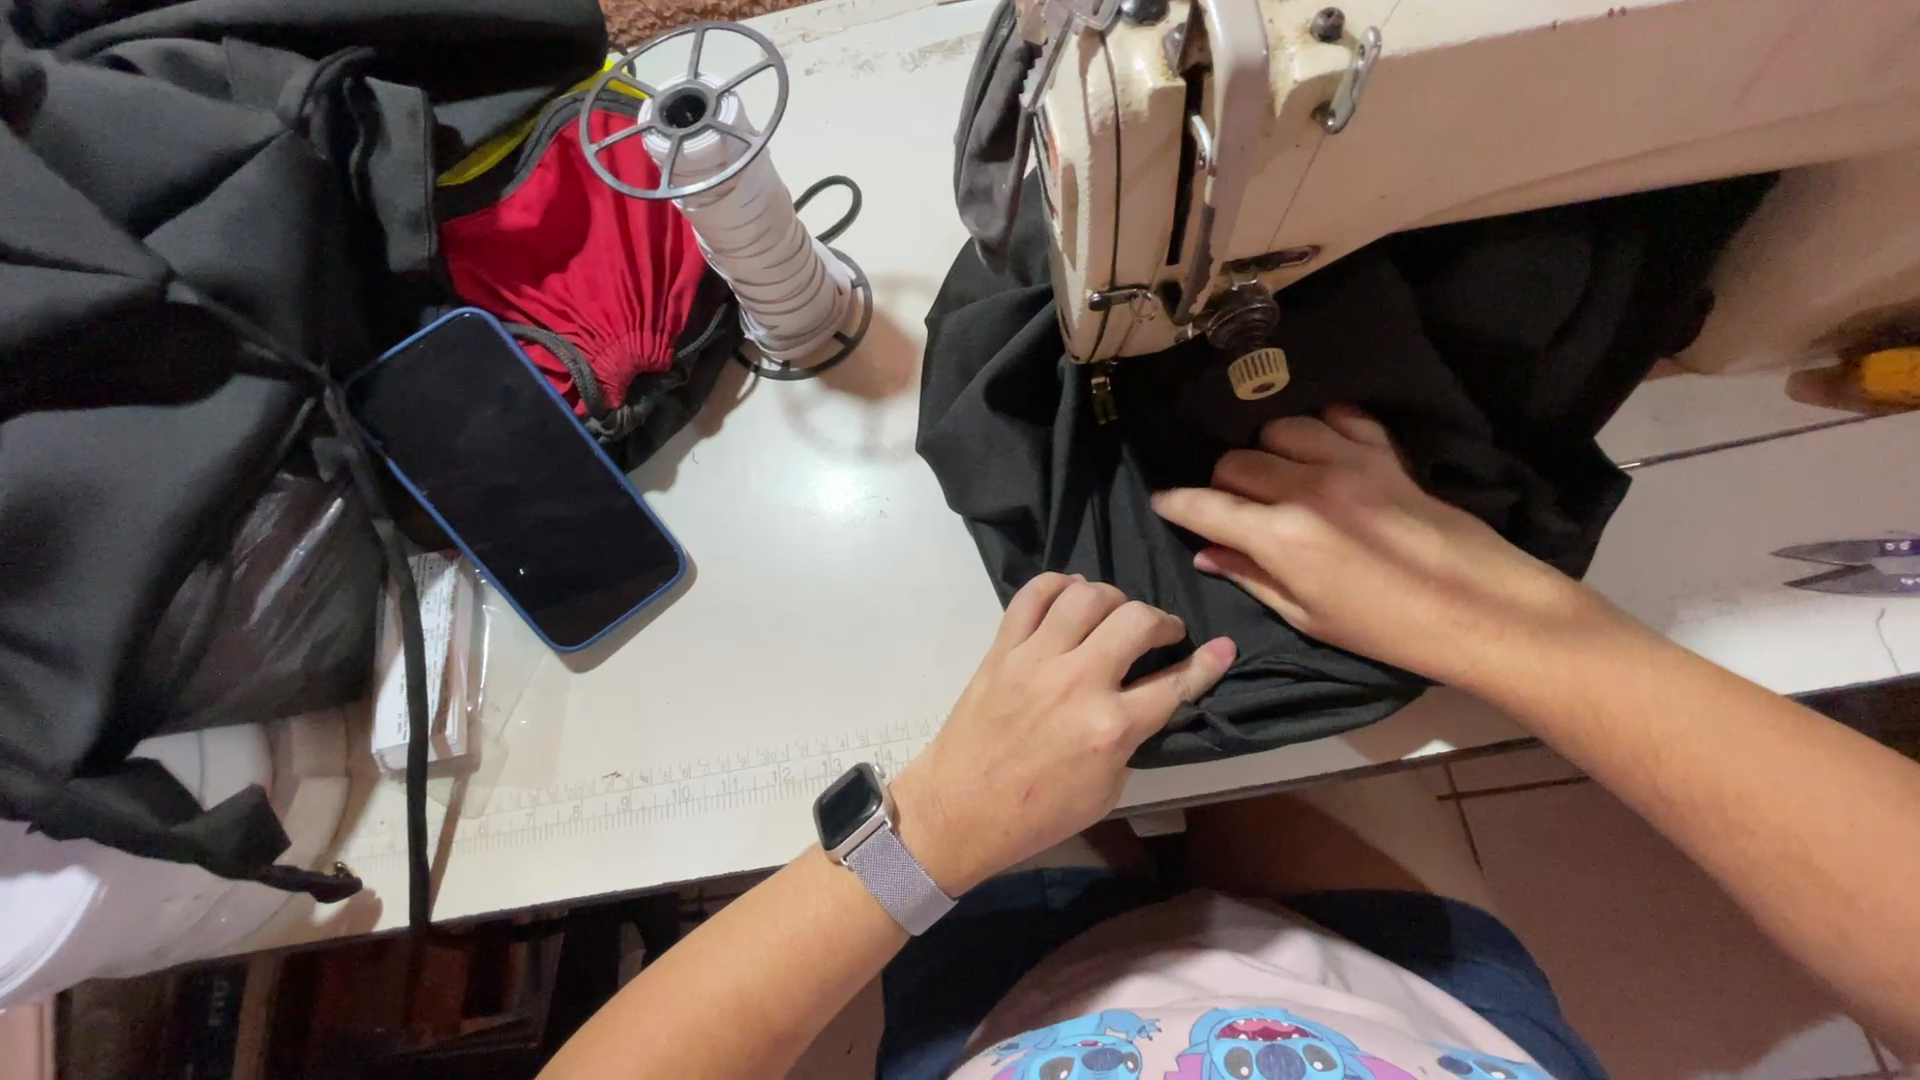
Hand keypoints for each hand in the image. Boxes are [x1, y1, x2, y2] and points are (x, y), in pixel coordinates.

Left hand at [890, 573, 1234, 893]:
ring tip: (1116, 611)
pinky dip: (1057, 584)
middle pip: (1136, 621)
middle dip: (1161, 620)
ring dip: (1113, 597)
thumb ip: (1131, 738)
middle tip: (1162, 632)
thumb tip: (1146, 698)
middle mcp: (1078, 682)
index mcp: (1111, 728)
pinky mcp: (1002, 649)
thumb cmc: (1038, 813)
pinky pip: (1031, 596)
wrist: (962, 808)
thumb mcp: (1107, 790)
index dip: (1208, 663)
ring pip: (1087, 597)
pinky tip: (1071, 593)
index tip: (1222, 646)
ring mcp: (1036, 659)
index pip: (1175, 684)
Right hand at [1150, 406, 1614, 690]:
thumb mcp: (1307, 617)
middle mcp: (1306, 489)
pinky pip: (1338, 416)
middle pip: (1235, 462)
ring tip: (1273, 475)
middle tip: (1229, 507)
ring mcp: (1348, 463)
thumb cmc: (1387, 630)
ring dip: (1264, 452)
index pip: (1205, 505)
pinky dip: (1319, 427)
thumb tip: (1206, 553)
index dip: (1174, 503)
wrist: (1484, 612)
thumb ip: (1250, 576)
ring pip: (1278, 430)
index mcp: (1282, 538)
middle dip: (1220, 484)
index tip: (1162, 503)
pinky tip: (1318, 448)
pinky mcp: (1385, 454)